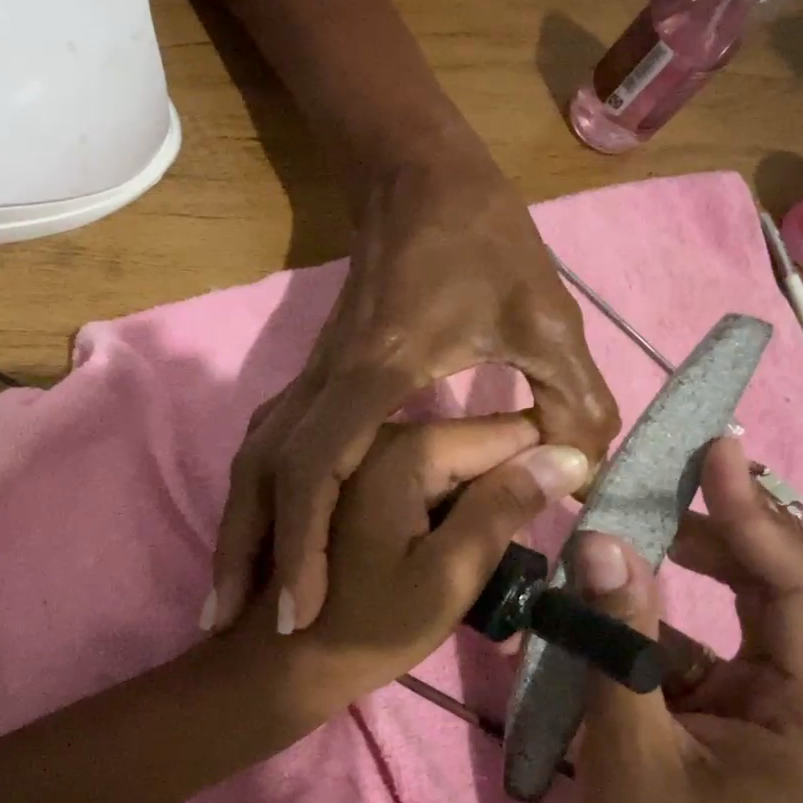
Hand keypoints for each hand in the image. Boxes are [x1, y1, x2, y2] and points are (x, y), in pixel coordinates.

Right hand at [206, 133, 619, 634]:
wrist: (419, 178)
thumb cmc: (484, 244)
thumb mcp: (545, 319)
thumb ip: (571, 403)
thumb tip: (575, 483)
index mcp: (374, 373)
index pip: (318, 468)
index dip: (305, 545)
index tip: (301, 614)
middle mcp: (322, 383)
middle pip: (263, 475)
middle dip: (246, 553)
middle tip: (228, 625)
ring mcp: (307, 377)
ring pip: (253, 460)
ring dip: (237, 527)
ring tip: (227, 595)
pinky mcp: (309, 375)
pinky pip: (266, 446)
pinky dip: (256, 497)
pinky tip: (258, 532)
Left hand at [233, 415, 589, 712]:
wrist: (274, 659)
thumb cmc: (365, 629)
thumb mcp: (448, 577)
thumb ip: (504, 509)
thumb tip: (568, 454)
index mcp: (403, 447)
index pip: (507, 432)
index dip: (544, 469)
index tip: (560, 513)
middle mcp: (373, 430)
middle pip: (471, 445)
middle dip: (500, 491)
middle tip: (508, 556)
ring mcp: (352, 450)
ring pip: (442, 461)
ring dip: (463, 505)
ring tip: (467, 563)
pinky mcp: (341, 474)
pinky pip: (408, 474)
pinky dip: (427, 506)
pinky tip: (425, 552)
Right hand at [575, 439, 802, 802]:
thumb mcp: (626, 740)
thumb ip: (617, 637)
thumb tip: (598, 539)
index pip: (798, 595)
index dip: (757, 517)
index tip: (718, 452)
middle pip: (787, 592)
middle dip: (731, 528)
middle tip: (679, 468)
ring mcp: (787, 712)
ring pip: (753, 611)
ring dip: (700, 562)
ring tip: (644, 513)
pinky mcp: (749, 716)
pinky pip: (717, 643)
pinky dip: (670, 611)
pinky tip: (623, 585)